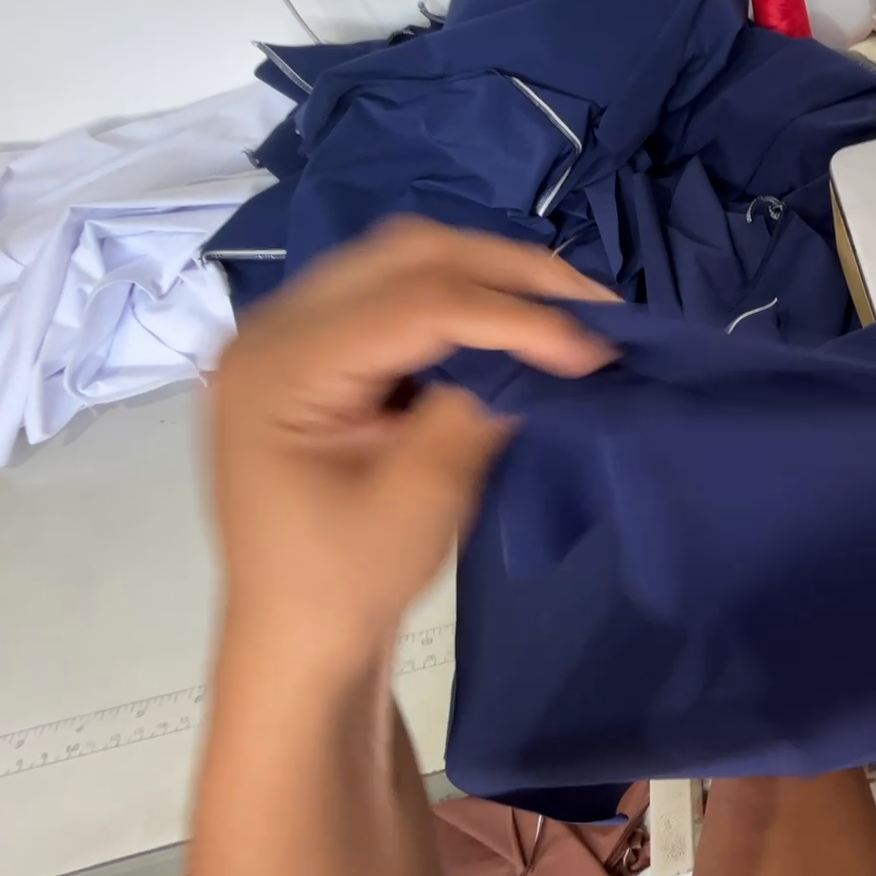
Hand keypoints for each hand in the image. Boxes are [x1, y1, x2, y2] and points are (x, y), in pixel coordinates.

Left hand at [208, 217, 618, 644]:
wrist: (301, 623)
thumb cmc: (351, 574)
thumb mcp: (424, 496)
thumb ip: (480, 408)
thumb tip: (551, 354)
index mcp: (283, 367)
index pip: (420, 303)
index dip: (519, 317)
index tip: (595, 351)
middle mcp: (280, 325)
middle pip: (413, 251)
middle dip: (516, 271)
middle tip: (595, 307)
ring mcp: (302, 329)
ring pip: (415, 256)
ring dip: (501, 273)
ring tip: (570, 307)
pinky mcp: (334, 344)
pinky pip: (413, 286)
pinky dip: (480, 293)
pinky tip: (524, 319)